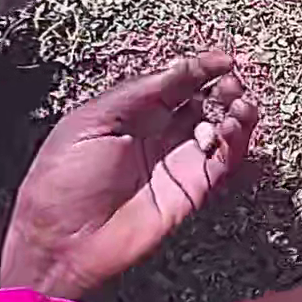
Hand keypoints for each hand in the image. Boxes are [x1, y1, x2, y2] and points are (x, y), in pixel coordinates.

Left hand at [0, 52, 258, 298]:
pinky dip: (236, 142)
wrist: (62, 241)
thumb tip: (182, 67)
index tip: (224, 60)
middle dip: (223, 88)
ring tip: (239, 105)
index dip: (202, 69)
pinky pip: (224, 161)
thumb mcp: (92, 121)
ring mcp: (179, 161)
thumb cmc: (63, 178)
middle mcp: (161, 134)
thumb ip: (140, 93)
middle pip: (205, 102)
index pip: (177, 83)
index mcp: (134, 113)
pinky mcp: (194, 189)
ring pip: (221, 129)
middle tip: (232, 83)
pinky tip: (232, 128)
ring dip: (236, 113)